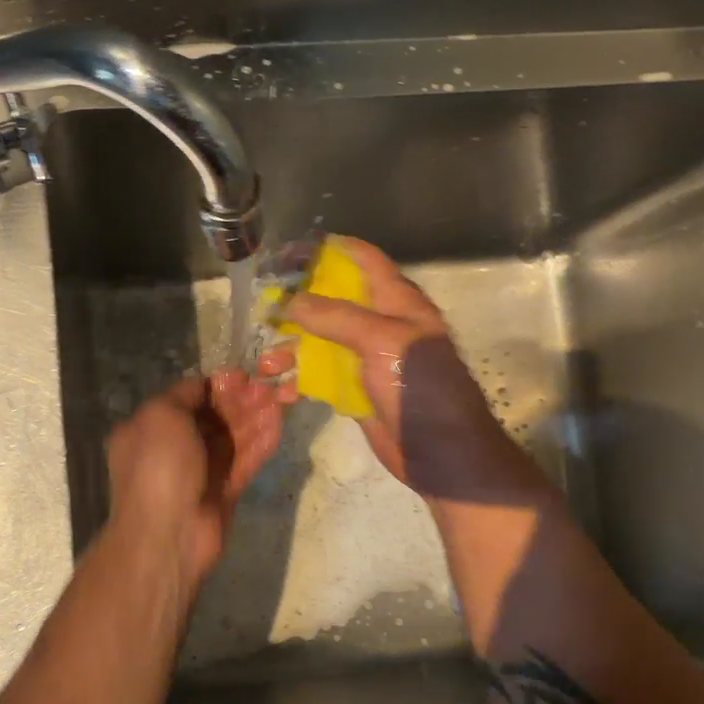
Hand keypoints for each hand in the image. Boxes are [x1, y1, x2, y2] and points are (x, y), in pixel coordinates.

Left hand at [105, 368, 285, 584]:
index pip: (187, 399)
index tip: (243, 375)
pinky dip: (261, 442)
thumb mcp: (160, 415)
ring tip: (283, 396)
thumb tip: (205, 386)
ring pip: (233, 438)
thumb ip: (184, 394)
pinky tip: (279, 422)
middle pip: (214, 417)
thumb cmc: (158, 467)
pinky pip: (244, 461)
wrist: (169, 534)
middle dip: (241, 400)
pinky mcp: (223, 491)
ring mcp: (200, 472)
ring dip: (256, 417)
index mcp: (150, 429)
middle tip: (269, 385)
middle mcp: (174, 448)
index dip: (216, 385)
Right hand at [261, 236, 522, 500]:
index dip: (331, 251)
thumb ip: (335, 316)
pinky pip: (321, 379)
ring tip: (267, 365)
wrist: (440, 452)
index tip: (291, 252)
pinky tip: (282, 392)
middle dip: (298, 306)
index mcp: (399, 302)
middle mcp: (382, 325)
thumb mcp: (380, 340)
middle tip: (264, 311)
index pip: (364, 261)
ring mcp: (368, 361)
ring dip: (292, 350)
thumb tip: (289, 300)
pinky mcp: (357, 392)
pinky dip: (300, 382)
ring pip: (321, 344)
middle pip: (333, 303)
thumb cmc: (418, 385)